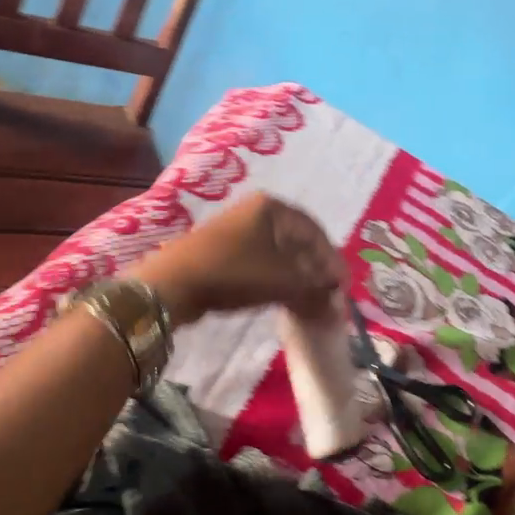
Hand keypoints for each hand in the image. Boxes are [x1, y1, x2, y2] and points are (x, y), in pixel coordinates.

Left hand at [130, 193, 347, 326]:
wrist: (172, 284)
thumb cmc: (234, 271)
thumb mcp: (282, 282)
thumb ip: (315, 292)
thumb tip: (338, 307)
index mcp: (274, 207)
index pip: (316, 232)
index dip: (332, 261)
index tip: (342, 288)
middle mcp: (257, 211)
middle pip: (297, 242)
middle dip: (315, 272)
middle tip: (328, 298)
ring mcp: (238, 230)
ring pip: (278, 255)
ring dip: (297, 279)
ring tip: (308, 303)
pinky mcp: (223, 251)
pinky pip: (261, 263)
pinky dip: (276, 280)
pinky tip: (281, 299)